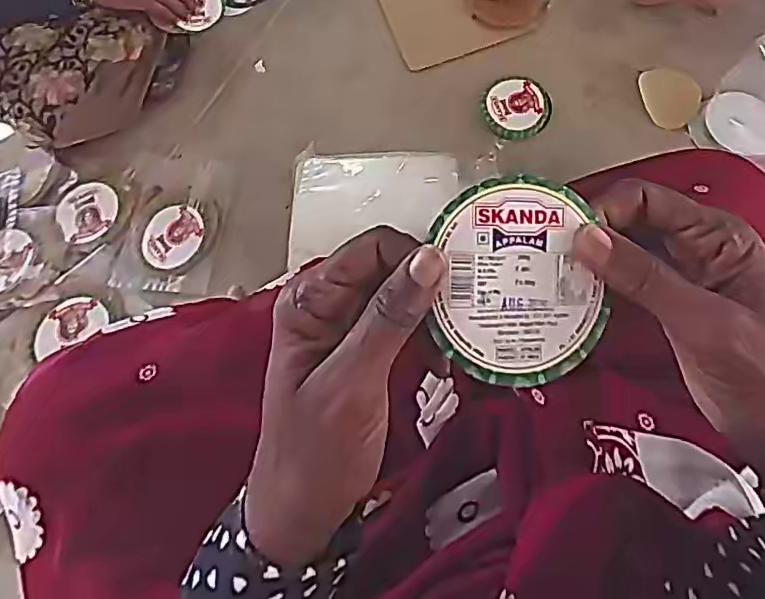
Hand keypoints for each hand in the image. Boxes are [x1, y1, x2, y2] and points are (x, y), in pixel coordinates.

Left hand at [245, 228, 444, 564]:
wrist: (302, 516)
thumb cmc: (312, 455)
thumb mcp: (351, 383)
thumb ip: (389, 318)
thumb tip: (428, 259)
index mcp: (311, 299)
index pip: (373, 247)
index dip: (414, 258)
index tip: (450, 284)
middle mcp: (330, 302)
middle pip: (392, 265)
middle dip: (430, 287)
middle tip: (462, 312)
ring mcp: (350, 324)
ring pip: (406, 292)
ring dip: (434, 314)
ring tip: (452, 345)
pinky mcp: (371, 347)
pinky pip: (409, 322)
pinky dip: (431, 336)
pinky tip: (442, 361)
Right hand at [573, 180, 764, 532]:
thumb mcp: (706, 325)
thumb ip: (646, 278)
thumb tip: (585, 235)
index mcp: (718, 235)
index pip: (648, 200)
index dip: (606, 209)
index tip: (567, 235)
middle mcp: (697, 248)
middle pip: (632, 222)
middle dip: (592, 234)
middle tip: (546, 254)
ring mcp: (684, 280)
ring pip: (626, 254)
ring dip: (592, 262)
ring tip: (549, 275)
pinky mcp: (671, 311)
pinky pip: (628, 286)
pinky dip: (601, 289)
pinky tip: (573, 301)